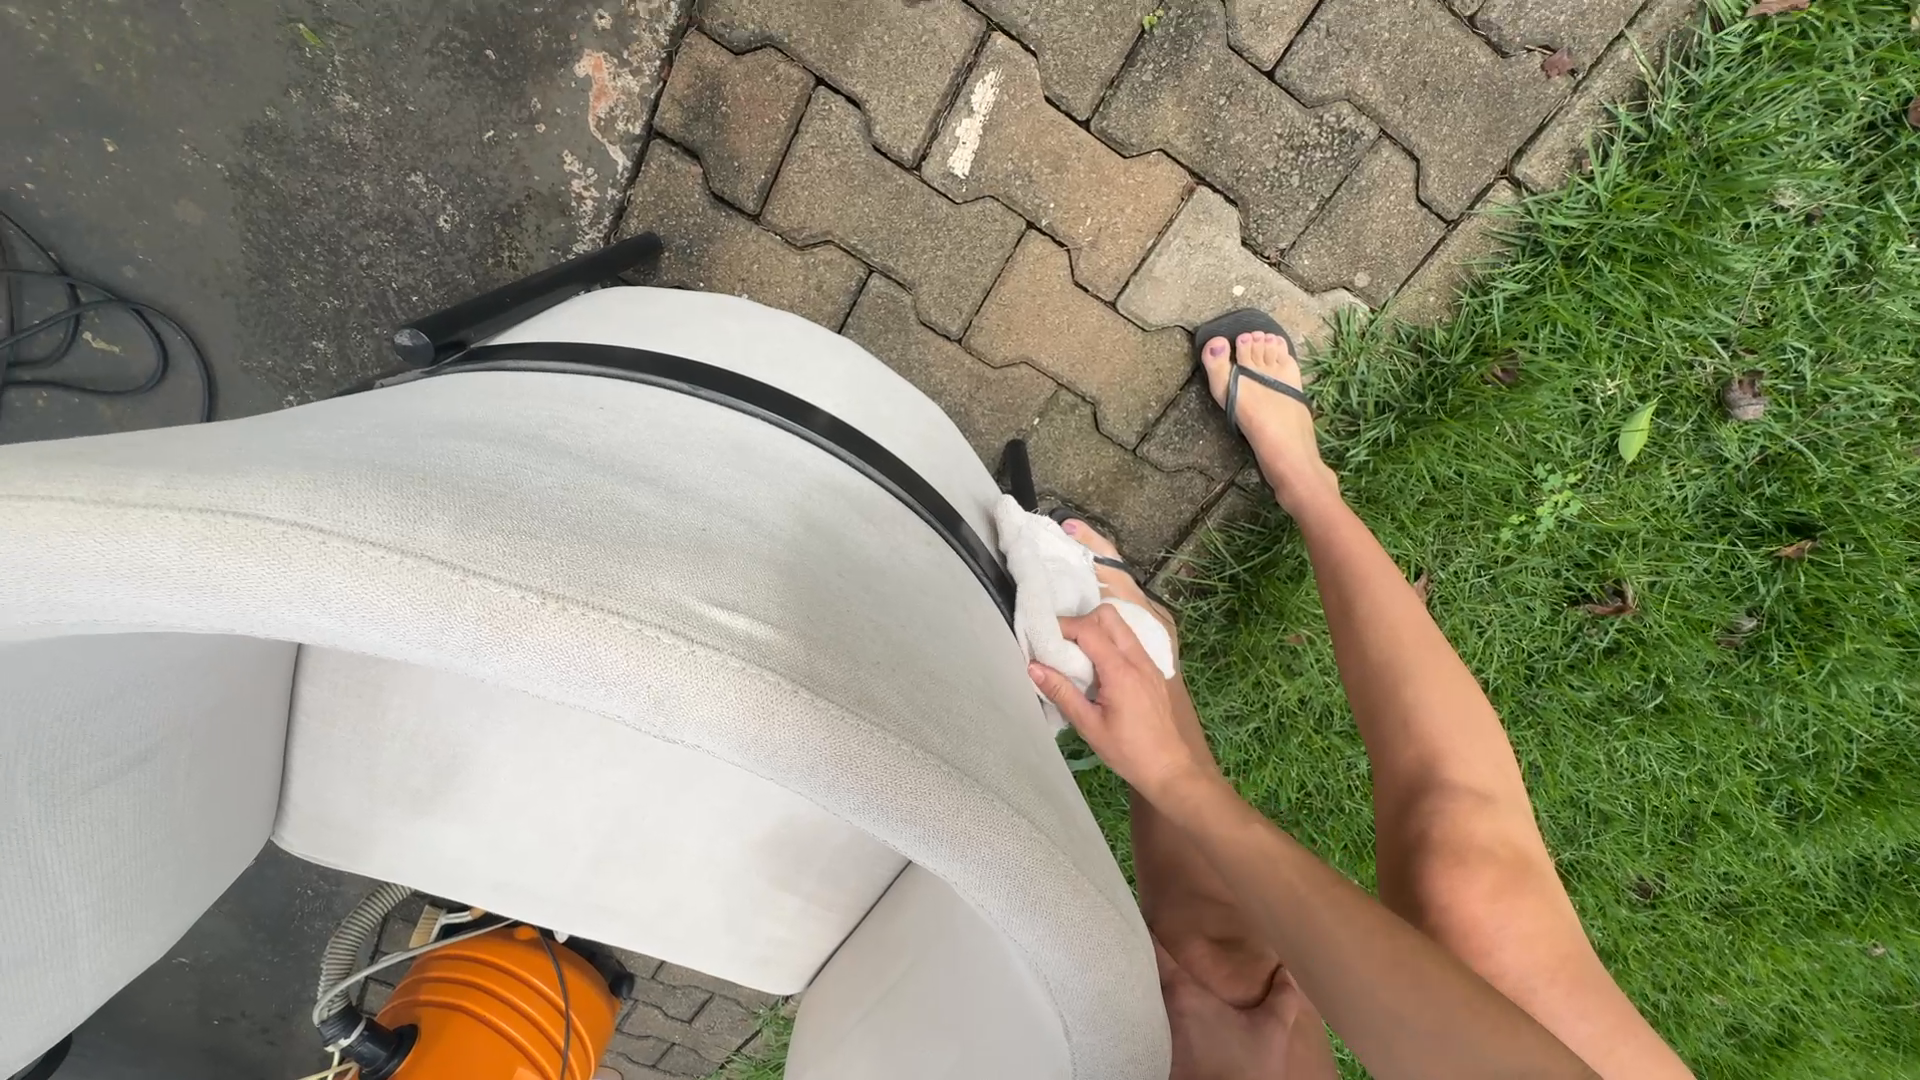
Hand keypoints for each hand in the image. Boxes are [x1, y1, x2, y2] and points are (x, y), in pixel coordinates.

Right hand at [1028, 606, 1214, 802]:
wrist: (1170, 769)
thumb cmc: (1127, 752)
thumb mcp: (1088, 726)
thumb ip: (1062, 692)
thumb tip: (1033, 667)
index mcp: (1121, 671)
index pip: (1089, 629)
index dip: (1063, 626)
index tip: (1043, 638)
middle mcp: (1138, 659)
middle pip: (1109, 615)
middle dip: (1081, 621)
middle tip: (1062, 644)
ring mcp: (1149, 663)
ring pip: (1121, 626)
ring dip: (1096, 630)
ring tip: (1077, 655)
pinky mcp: (1152, 671)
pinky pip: (1129, 642)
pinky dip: (1109, 642)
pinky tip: (1097, 668)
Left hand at [1156, 938, 1320, 1078]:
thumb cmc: (1243, 1069)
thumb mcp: (1270, 1031)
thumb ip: (1281, 996)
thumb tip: (1287, 970)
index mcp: (1182, 990)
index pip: (1153, 947)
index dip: (1149, 929)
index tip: (1149, 913)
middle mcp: (1160, 1004)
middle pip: (1142, 967)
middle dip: (1145, 952)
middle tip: (1151, 937)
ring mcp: (1154, 1029)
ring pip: (1143, 992)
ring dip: (1148, 980)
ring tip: (1155, 968)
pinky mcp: (1155, 1050)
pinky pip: (1146, 1018)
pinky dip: (1149, 1008)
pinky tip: (1160, 1006)